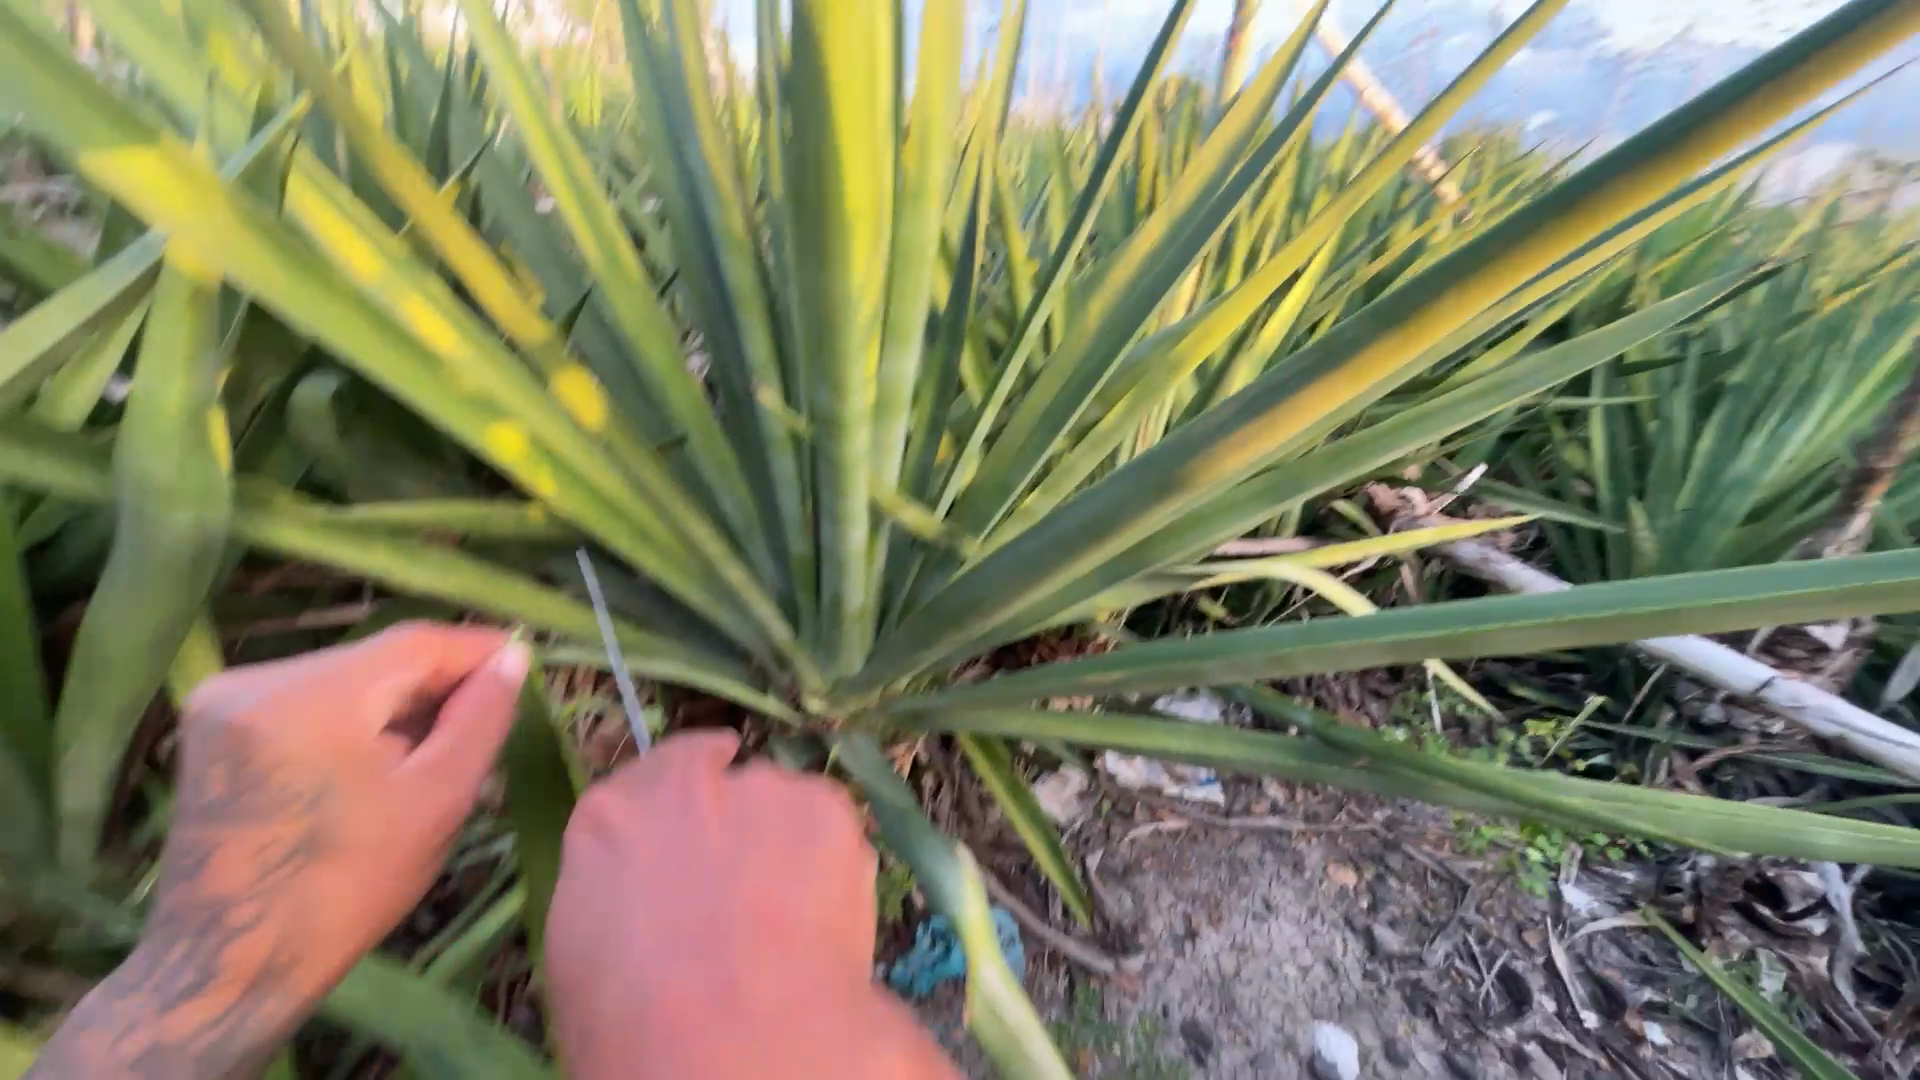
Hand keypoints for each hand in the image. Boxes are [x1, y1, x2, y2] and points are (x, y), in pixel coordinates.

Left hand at [29, 622, 528, 1078]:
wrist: (230, 965)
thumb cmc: (351, 884)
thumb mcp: (440, 796)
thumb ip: (482, 716)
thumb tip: (514, 655)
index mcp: (307, 698)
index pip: (417, 643)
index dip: (478, 650)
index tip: (525, 664)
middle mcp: (256, 682)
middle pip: (382, 658)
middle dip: (441, 684)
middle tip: (488, 720)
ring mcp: (226, 702)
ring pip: (354, 675)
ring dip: (404, 702)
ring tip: (440, 748)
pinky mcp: (218, 725)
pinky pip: (318, 696)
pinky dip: (363, 716)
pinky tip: (386, 756)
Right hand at [546, 732, 960, 1079]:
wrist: (736, 1044)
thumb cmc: (639, 1031)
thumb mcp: (590, 957)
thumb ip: (626, 891)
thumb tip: (657, 890)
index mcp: (610, 818)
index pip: (648, 779)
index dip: (681, 797)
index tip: (704, 814)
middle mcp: (688, 784)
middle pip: (721, 787)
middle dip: (736, 826)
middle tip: (749, 891)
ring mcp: (763, 788)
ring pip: (781, 806)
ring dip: (785, 845)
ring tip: (792, 919)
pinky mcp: (825, 806)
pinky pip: (827, 827)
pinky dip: (830, 861)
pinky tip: (823, 918)